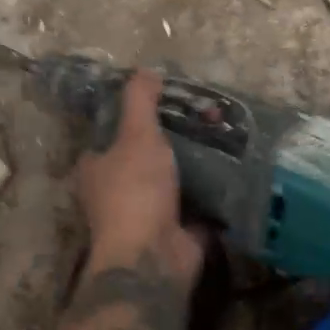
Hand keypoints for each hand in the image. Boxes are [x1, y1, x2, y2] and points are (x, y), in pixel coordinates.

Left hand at [75, 71, 204, 286]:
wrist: (153, 260)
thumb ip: (140, 101)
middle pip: (142, 159)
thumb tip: (146, 69)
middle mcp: (114, 194)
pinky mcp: (175, 237)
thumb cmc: (135, 192)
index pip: (109, 135)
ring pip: (170, 184)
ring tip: (221, 140)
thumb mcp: (136, 135)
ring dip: (192, 170)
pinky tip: (234, 176)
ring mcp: (145, 218)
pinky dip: (212, 199)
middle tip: (201, 119)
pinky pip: (196, 210)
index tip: (162, 102)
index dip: (131, 117)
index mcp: (95, 169)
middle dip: (168, 143)